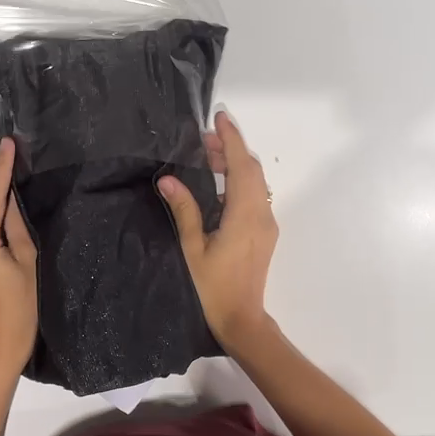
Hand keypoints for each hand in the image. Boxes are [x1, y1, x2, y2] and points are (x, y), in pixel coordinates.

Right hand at [157, 110, 277, 349]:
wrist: (241, 318)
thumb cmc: (213, 287)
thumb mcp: (192, 248)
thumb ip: (184, 210)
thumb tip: (168, 180)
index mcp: (245, 215)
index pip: (242, 166)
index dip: (232, 139)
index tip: (220, 117)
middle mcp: (261, 214)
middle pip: (251, 170)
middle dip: (231, 148)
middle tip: (204, 138)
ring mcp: (266, 224)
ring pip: (255, 183)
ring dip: (235, 165)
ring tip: (208, 156)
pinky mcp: (264, 233)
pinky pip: (254, 196)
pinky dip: (238, 182)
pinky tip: (218, 186)